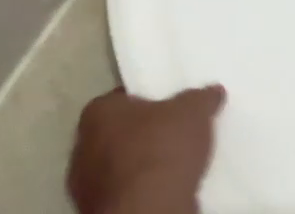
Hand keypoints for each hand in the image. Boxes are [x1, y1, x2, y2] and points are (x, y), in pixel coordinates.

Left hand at [67, 84, 224, 213]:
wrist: (148, 211)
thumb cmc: (162, 148)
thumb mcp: (195, 110)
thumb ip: (202, 97)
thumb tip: (212, 92)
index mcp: (97, 113)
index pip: (121, 97)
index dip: (149, 97)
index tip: (172, 102)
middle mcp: (82, 148)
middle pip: (120, 131)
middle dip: (145, 131)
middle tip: (178, 128)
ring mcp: (87, 186)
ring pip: (122, 164)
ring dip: (144, 162)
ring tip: (180, 158)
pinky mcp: (99, 211)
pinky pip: (128, 189)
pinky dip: (145, 186)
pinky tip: (170, 183)